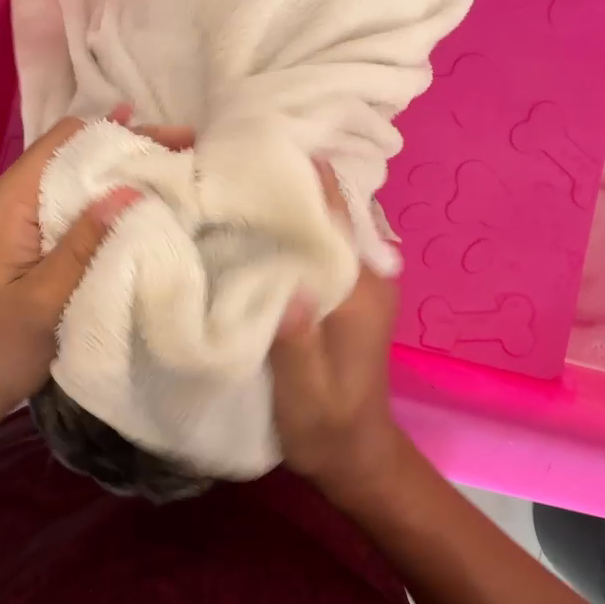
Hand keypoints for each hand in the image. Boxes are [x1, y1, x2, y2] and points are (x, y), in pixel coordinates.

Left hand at [0, 112, 190, 416]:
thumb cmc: (2, 344)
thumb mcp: (46, 298)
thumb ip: (83, 244)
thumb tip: (129, 190)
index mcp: (9, 201)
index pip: (64, 142)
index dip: (116, 133)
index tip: (166, 139)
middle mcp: (16, 197)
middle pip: (75, 153)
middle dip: (129, 147)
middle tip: (186, 145)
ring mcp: (26, 216)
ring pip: (79, 176)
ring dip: (124, 171)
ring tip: (177, 167)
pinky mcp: (38, 237)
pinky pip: (77, 202)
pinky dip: (112, 198)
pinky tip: (146, 201)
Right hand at [270, 165, 405, 495]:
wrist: (357, 456)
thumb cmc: (327, 429)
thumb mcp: (305, 397)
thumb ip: (297, 344)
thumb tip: (288, 285)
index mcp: (361, 293)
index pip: (337, 217)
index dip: (304, 179)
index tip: (259, 147)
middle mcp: (369, 275)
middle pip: (334, 208)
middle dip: (292, 179)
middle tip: (235, 158)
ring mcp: (361, 280)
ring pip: (327, 220)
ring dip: (291, 198)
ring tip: (239, 176)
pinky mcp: (348, 289)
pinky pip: (322, 240)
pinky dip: (293, 223)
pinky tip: (255, 218)